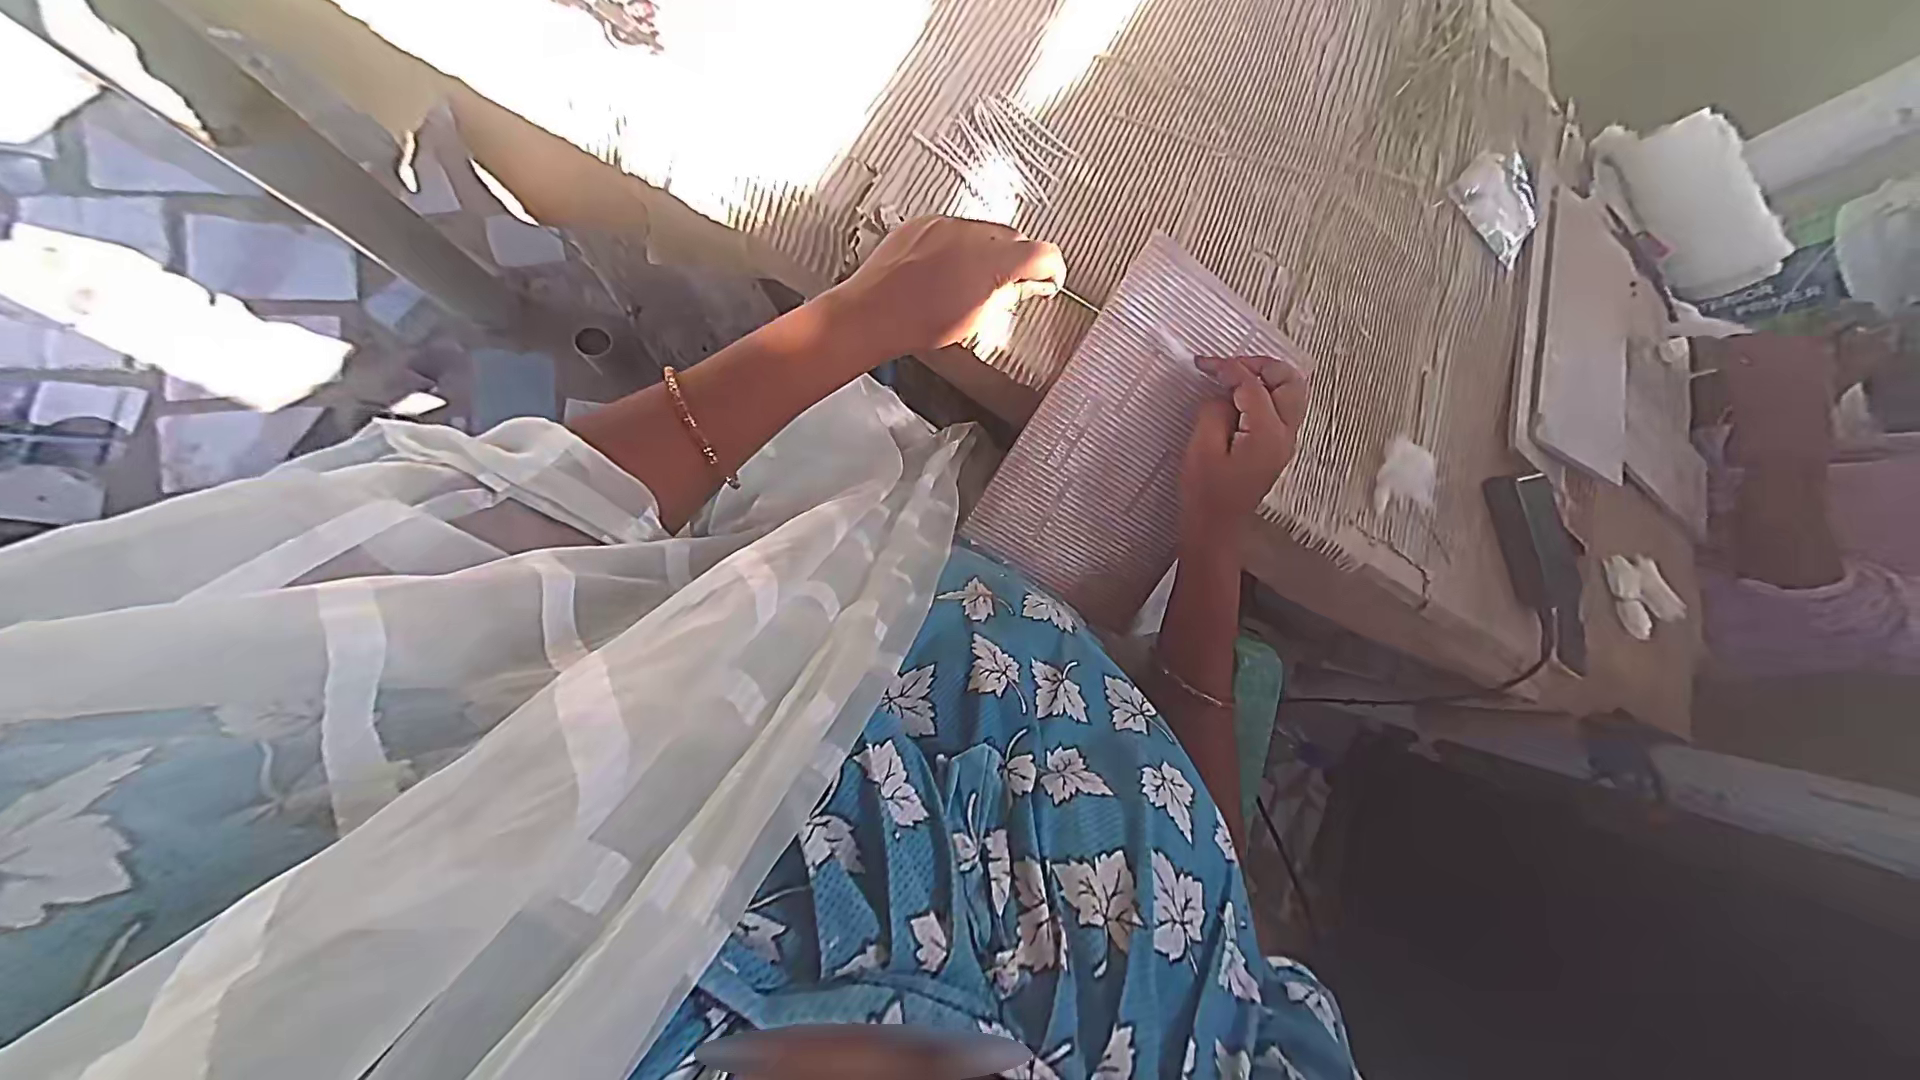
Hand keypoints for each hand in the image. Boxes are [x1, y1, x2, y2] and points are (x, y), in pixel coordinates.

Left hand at [820, 216, 1065, 361]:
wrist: (874, 312)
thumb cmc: (918, 323)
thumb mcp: (976, 320)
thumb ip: (1006, 297)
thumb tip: (1023, 286)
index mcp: (993, 263)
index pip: (1042, 253)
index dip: (1051, 268)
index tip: (1049, 278)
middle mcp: (973, 235)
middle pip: (1013, 238)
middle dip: (1016, 260)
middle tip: (1008, 285)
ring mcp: (947, 225)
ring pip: (983, 231)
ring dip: (986, 252)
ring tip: (969, 282)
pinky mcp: (925, 223)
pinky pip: (953, 229)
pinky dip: (958, 246)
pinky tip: (945, 271)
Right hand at [1180, 355, 1307, 548]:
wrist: (1215, 527)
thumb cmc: (1206, 496)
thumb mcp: (1201, 449)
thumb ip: (1214, 412)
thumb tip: (1222, 394)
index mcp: (1267, 435)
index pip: (1254, 386)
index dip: (1229, 369)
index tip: (1206, 364)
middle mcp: (1284, 436)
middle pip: (1289, 381)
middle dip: (1259, 365)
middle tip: (1228, 364)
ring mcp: (1284, 443)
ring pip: (1290, 393)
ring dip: (1265, 377)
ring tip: (1234, 376)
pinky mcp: (1275, 448)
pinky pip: (1281, 408)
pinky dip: (1264, 393)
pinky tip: (1239, 397)